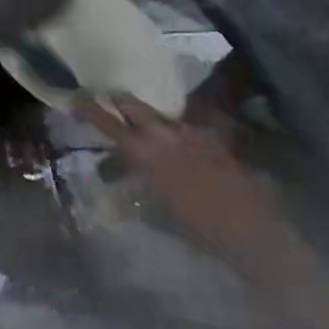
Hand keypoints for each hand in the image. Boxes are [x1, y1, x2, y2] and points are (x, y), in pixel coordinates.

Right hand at [76, 94, 291, 257]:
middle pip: (132, 103)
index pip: (109, 123)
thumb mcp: (159, 209)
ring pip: (160, 113)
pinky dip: (177, 132)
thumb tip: (120, 170)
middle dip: (118, 100)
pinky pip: (187, 126)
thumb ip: (139, 182)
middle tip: (108, 99)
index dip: (90, 108)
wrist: (253, 232)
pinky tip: (180, 145)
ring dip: (148, 116)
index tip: (75, 96)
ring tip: (144, 124)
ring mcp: (191, 133)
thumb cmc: (199, 230)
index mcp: (145, 154)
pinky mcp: (213, 137)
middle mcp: (164, 135)